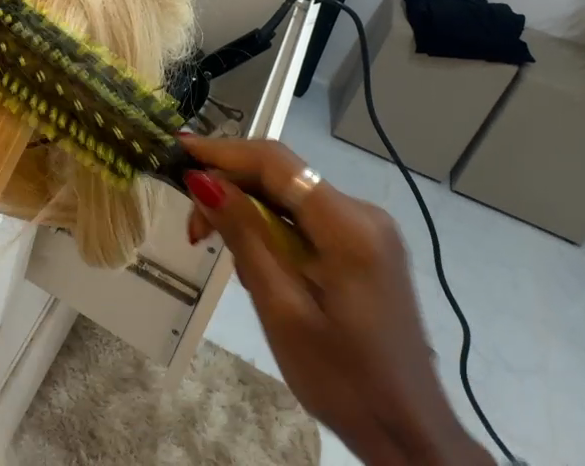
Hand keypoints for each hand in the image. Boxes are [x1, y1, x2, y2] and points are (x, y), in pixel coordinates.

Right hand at [179, 136, 492, 465]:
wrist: (409, 432)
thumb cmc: (341, 378)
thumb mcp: (280, 308)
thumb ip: (243, 235)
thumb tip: (201, 180)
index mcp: (349, 226)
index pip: (275, 162)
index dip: (221, 151)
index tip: (175, 153)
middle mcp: (363, 213)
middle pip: (283, 175)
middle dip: (229, 185)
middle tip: (192, 226)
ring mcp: (368, 230)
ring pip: (291, 195)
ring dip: (247, 210)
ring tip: (216, 246)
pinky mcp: (365, 247)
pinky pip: (306, 218)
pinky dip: (271, 228)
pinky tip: (254, 260)